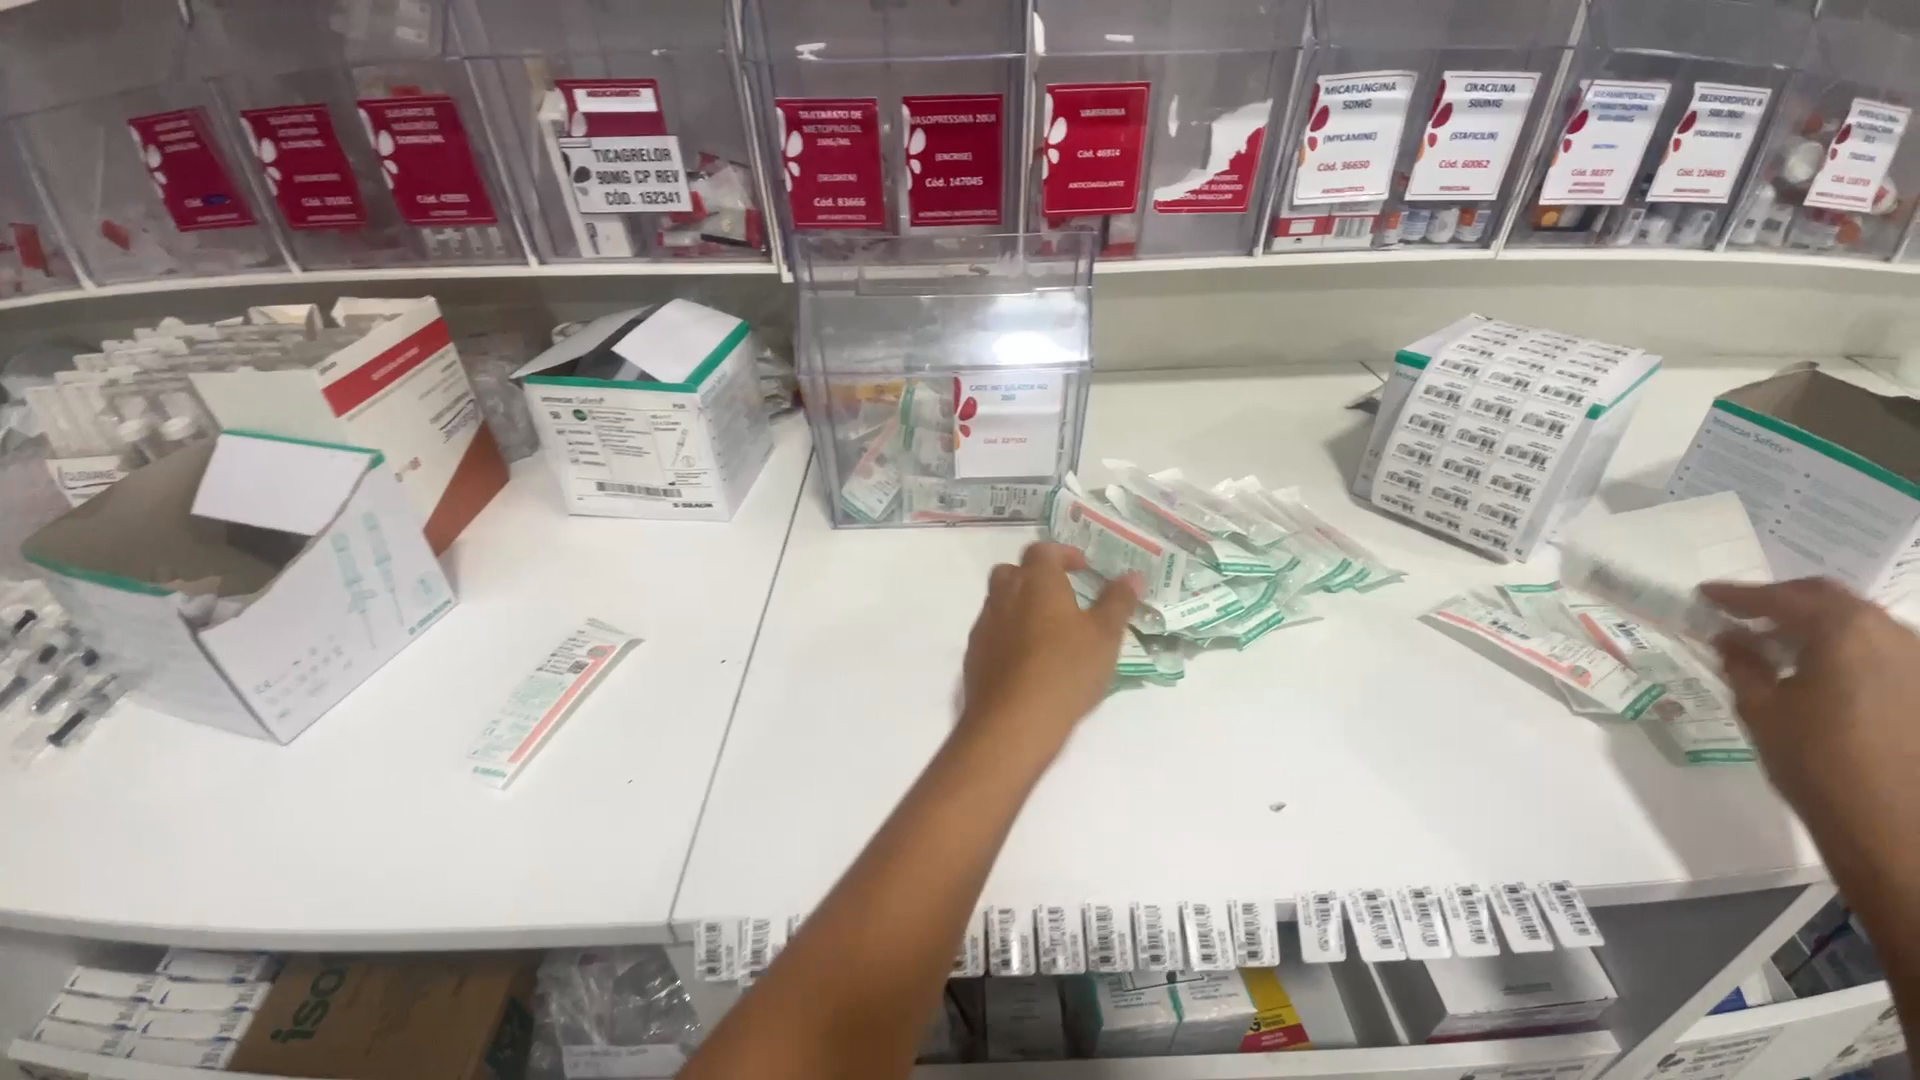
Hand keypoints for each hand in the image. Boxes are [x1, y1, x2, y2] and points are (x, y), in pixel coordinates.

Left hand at [961, 543, 1138, 748]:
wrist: (1013, 721)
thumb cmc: (1066, 670)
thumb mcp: (1105, 636)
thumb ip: (1118, 602)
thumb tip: (1132, 576)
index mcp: (1036, 581)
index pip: (1043, 550)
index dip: (1063, 554)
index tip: (1083, 568)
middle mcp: (1003, 595)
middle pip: (1012, 572)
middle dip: (1035, 577)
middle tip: (1061, 596)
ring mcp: (984, 626)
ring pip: (999, 603)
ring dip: (1020, 607)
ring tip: (1048, 632)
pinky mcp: (973, 655)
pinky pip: (992, 633)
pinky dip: (1008, 636)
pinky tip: (1028, 661)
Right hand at [1703, 578, 1919, 864]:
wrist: (1894, 823)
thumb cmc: (1815, 760)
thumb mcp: (1761, 708)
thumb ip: (1743, 663)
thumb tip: (1730, 638)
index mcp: (1844, 633)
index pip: (1782, 599)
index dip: (1738, 595)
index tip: (1705, 595)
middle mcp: (1893, 636)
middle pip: (1830, 599)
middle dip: (1782, 601)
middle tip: (1740, 612)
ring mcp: (1919, 662)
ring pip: (1860, 622)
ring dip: (1815, 624)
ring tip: (1776, 643)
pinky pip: (1880, 648)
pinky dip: (1842, 646)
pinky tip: (1817, 669)